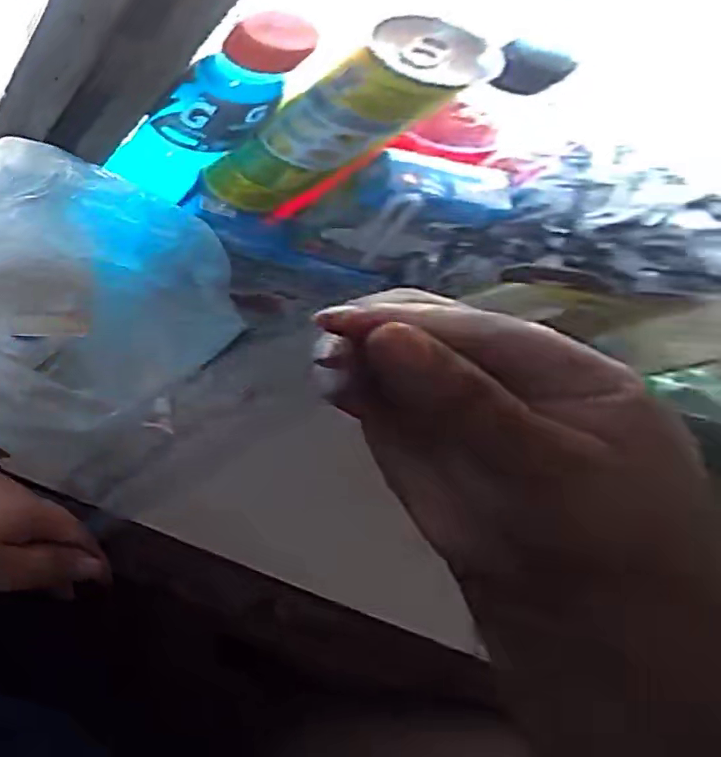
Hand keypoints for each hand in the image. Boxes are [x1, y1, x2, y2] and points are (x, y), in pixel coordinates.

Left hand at [0, 459, 109, 594]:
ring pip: (14, 504)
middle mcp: (5, 481)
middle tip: (64, 585)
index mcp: (25, 505)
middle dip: (60, 548)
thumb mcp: (3, 568)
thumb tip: (93, 564)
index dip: (92, 555)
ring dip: (28, 533)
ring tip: (26, 564)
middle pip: (45, 514)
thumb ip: (50, 566)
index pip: (74, 526)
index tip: (101, 582)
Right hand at [313, 289, 720, 598]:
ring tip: (331, 376)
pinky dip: (342, 378)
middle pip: (419, 324)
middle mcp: (496, 366)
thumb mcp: (540, 465)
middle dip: (366, 328)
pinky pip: (366, 382)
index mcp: (556, 366)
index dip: (399, 317)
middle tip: (327, 349)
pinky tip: (335, 390)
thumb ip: (465, 400)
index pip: (465, 325)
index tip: (334, 322)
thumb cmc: (588, 532)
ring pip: (381, 348)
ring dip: (347, 352)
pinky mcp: (405, 415)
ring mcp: (445, 389)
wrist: (572, 599)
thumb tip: (383, 336)